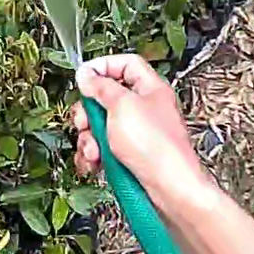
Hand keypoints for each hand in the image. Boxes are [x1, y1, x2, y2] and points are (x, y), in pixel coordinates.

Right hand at [70, 54, 211, 209]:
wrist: (169, 189)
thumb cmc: (157, 147)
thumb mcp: (122, 106)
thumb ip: (102, 87)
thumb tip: (86, 74)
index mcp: (150, 89)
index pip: (125, 64)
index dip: (102, 67)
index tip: (83, 78)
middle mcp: (145, 109)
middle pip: (107, 97)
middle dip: (89, 112)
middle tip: (84, 121)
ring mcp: (137, 133)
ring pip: (101, 126)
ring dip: (89, 138)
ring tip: (94, 150)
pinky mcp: (130, 155)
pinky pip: (103, 149)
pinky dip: (94, 155)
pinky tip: (94, 163)